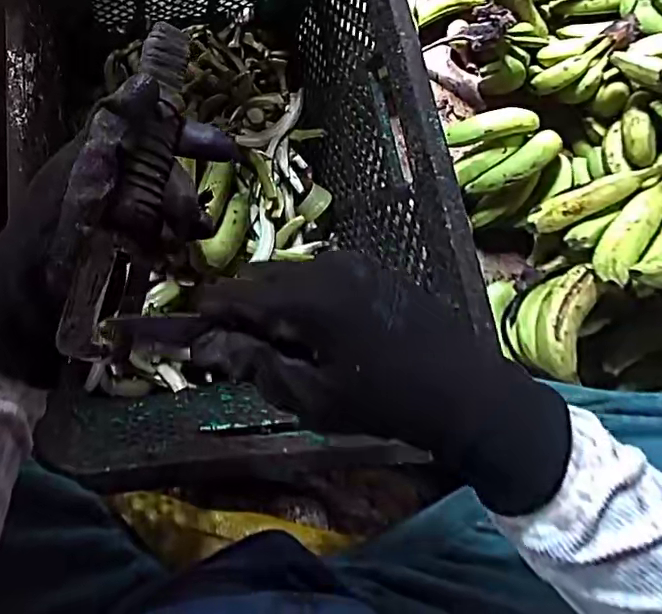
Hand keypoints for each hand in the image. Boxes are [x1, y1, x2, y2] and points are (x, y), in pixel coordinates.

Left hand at [0, 74, 232, 388]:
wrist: (27, 299)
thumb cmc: (50, 230)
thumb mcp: (81, 172)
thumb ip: (114, 128)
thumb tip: (146, 80)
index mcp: (103, 153)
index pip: (155, 131)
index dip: (190, 136)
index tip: (224, 150)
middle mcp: (117, 177)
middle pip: (168, 172)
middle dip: (182, 193)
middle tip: (191, 218)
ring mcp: (124, 212)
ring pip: (171, 205)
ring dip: (184, 220)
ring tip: (185, 239)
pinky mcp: (129, 245)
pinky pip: (166, 234)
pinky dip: (177, 240)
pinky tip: (182, 252)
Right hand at [192, 251, 571, 515]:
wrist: (469, 389)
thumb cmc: (386, 402)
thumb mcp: (314, 398)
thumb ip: (258, 365)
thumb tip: (211, 346)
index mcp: (306, 296)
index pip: (235, 292)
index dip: (208, 312)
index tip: (192, 333)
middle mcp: (323, 264)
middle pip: (260, 277)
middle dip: (241, 307)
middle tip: (238, 346)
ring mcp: (350, 260)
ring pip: (288, 273)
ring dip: (273, 300)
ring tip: (282, 341)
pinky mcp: (369, 264)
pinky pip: (317, 272)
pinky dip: (302, 295)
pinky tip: (317, 328)